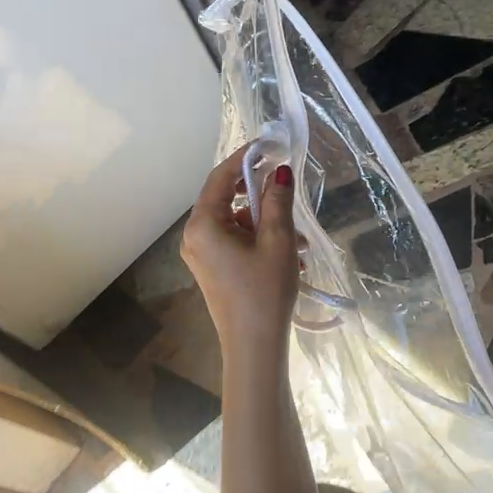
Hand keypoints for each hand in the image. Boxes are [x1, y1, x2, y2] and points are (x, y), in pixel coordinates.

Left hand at [182, 143, 299, 366]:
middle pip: (226, 198)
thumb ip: (277, 200)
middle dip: (259, 192)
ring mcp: (202, 255)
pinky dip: (259, 239)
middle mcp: (195, 236)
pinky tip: (289, 254)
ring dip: (266, 221)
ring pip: (235, 221)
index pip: (220, 177)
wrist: (254, 346)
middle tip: (286, 185)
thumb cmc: (264, 290)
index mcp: (203, 224)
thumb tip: (280, 170)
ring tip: (298, 239)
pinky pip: (235, 241)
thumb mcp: (277, 240)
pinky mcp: (214, 270)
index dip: (246, 157)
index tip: (270, 146)